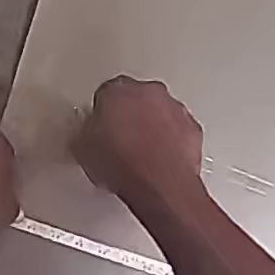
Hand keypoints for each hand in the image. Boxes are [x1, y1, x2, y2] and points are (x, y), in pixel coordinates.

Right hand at [74, 77, 205, 208]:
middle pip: (136, 99)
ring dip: (153, 128)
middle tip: (121, 142)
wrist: (159, 184)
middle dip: (130, 117)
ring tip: (141, 156)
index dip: (102, 114)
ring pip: (161, 113)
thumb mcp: (83, 151)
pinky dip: (172, 142)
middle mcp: (149, 93)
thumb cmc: (125, 165)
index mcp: (118, 91)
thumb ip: (83, 135)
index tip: (100, 130)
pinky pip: (180, 131)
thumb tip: (83, 138)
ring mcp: (174, 110)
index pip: (106, 94)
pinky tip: (160, 162)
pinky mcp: (192, 130)